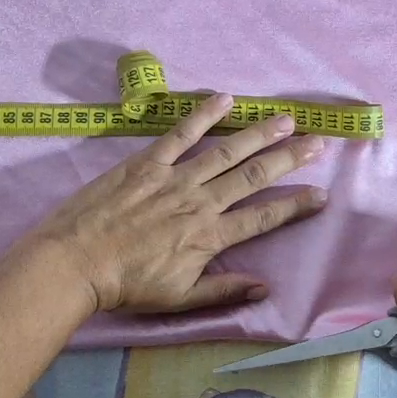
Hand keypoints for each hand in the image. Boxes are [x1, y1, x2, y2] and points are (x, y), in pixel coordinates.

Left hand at [26, 94, 329, 312]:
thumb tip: (265, 287)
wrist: (74, 263)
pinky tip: (225, 99)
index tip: (322, 194)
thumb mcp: (180, 298)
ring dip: (259, 134)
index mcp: (210, 237)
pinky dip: (203, 116)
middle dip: (290, 159)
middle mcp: (201, 202)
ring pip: (226, 152)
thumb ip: (224, 290)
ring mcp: (174, 178)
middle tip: (318, 143)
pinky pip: (180, 135)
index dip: (296, 206)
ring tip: (287, 119)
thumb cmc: (127, 285)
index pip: (264, 218)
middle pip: (254, 176)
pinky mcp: (147, 163)